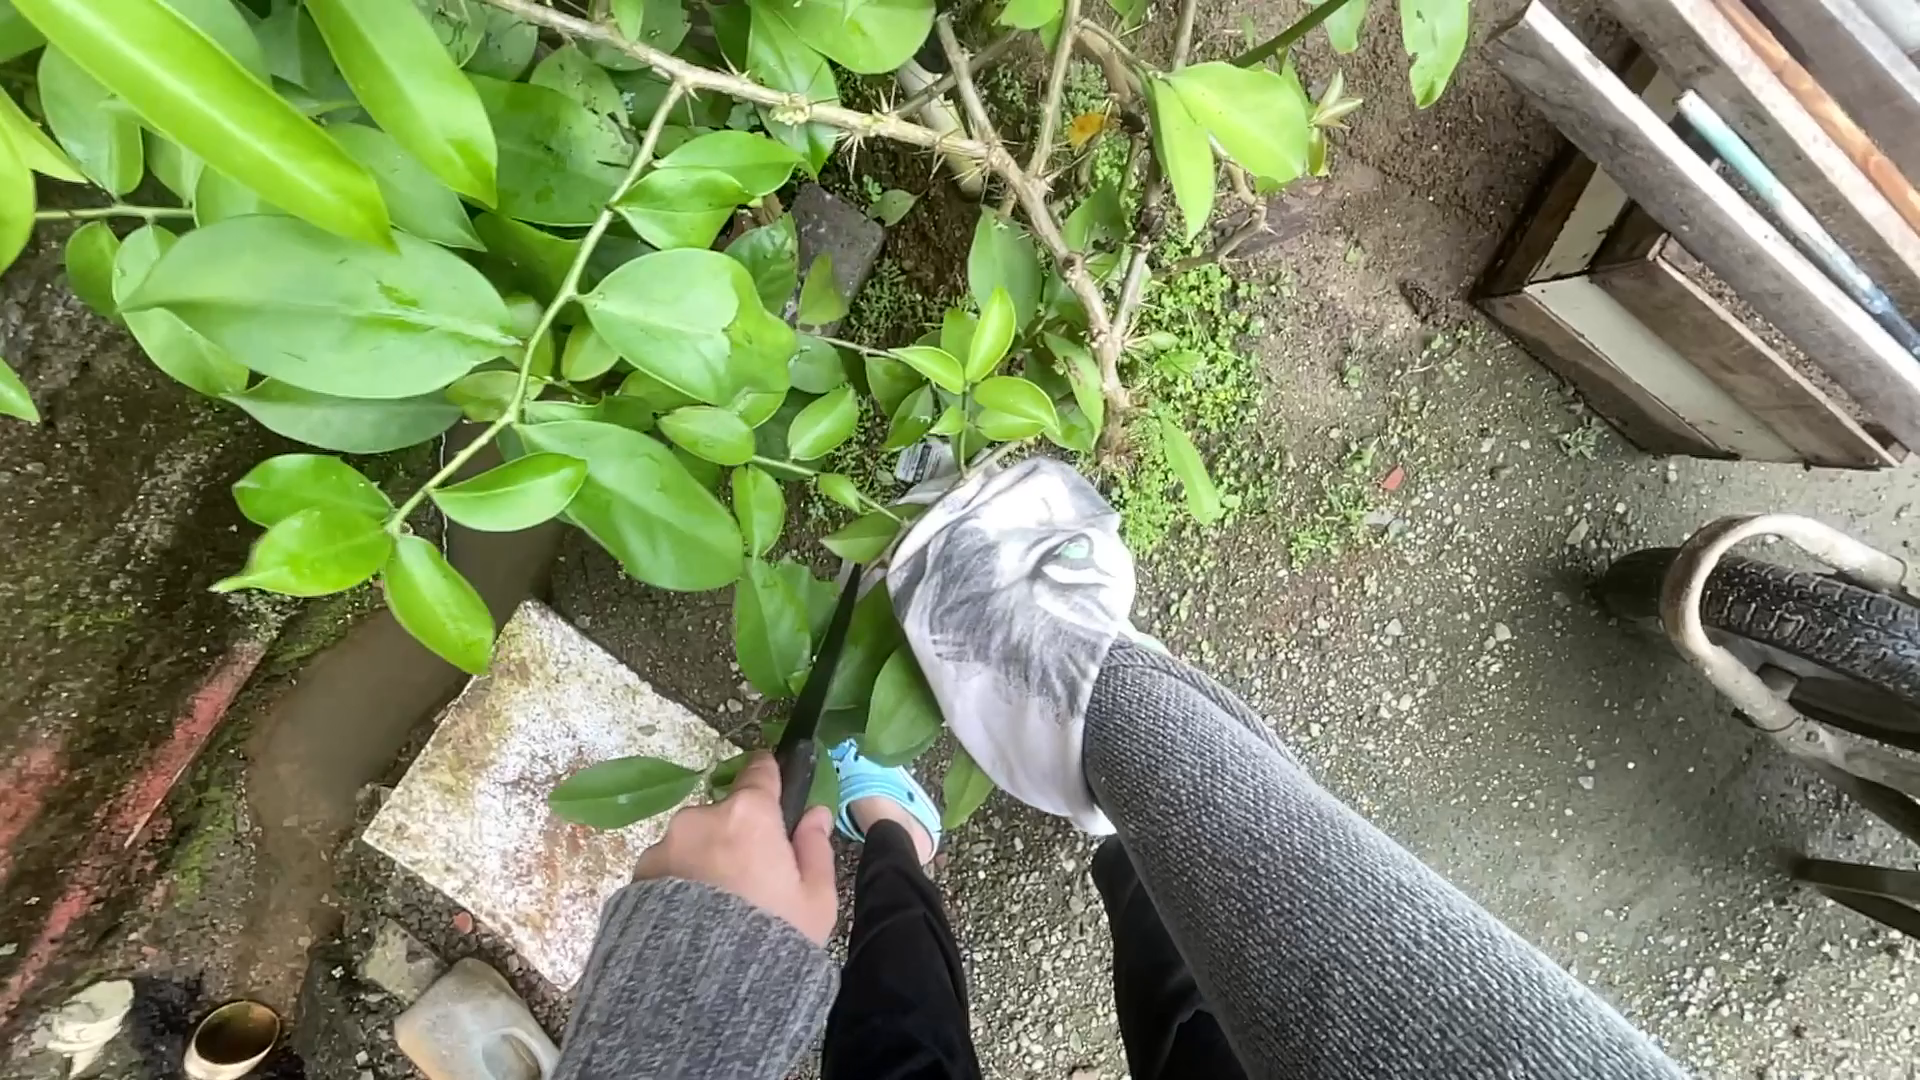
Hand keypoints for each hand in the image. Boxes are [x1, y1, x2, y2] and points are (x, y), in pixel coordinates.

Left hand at [634, 752, 838, 945]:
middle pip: (726, 813)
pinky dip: (679, 885)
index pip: (760, 770)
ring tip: (716, 909)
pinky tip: (691, 922)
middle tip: (751, 878)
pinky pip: (667, 870)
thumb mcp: (816, 898)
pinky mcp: (636, 879)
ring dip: (705, 861)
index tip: (776, 792)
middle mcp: (700, 818)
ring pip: (693, 842)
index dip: (771, 778)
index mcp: (749, 813)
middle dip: (737, 835)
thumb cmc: (771, 939)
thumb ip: (816, 847)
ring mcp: (663, 848)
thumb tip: (815, 814)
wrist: (699, 999)